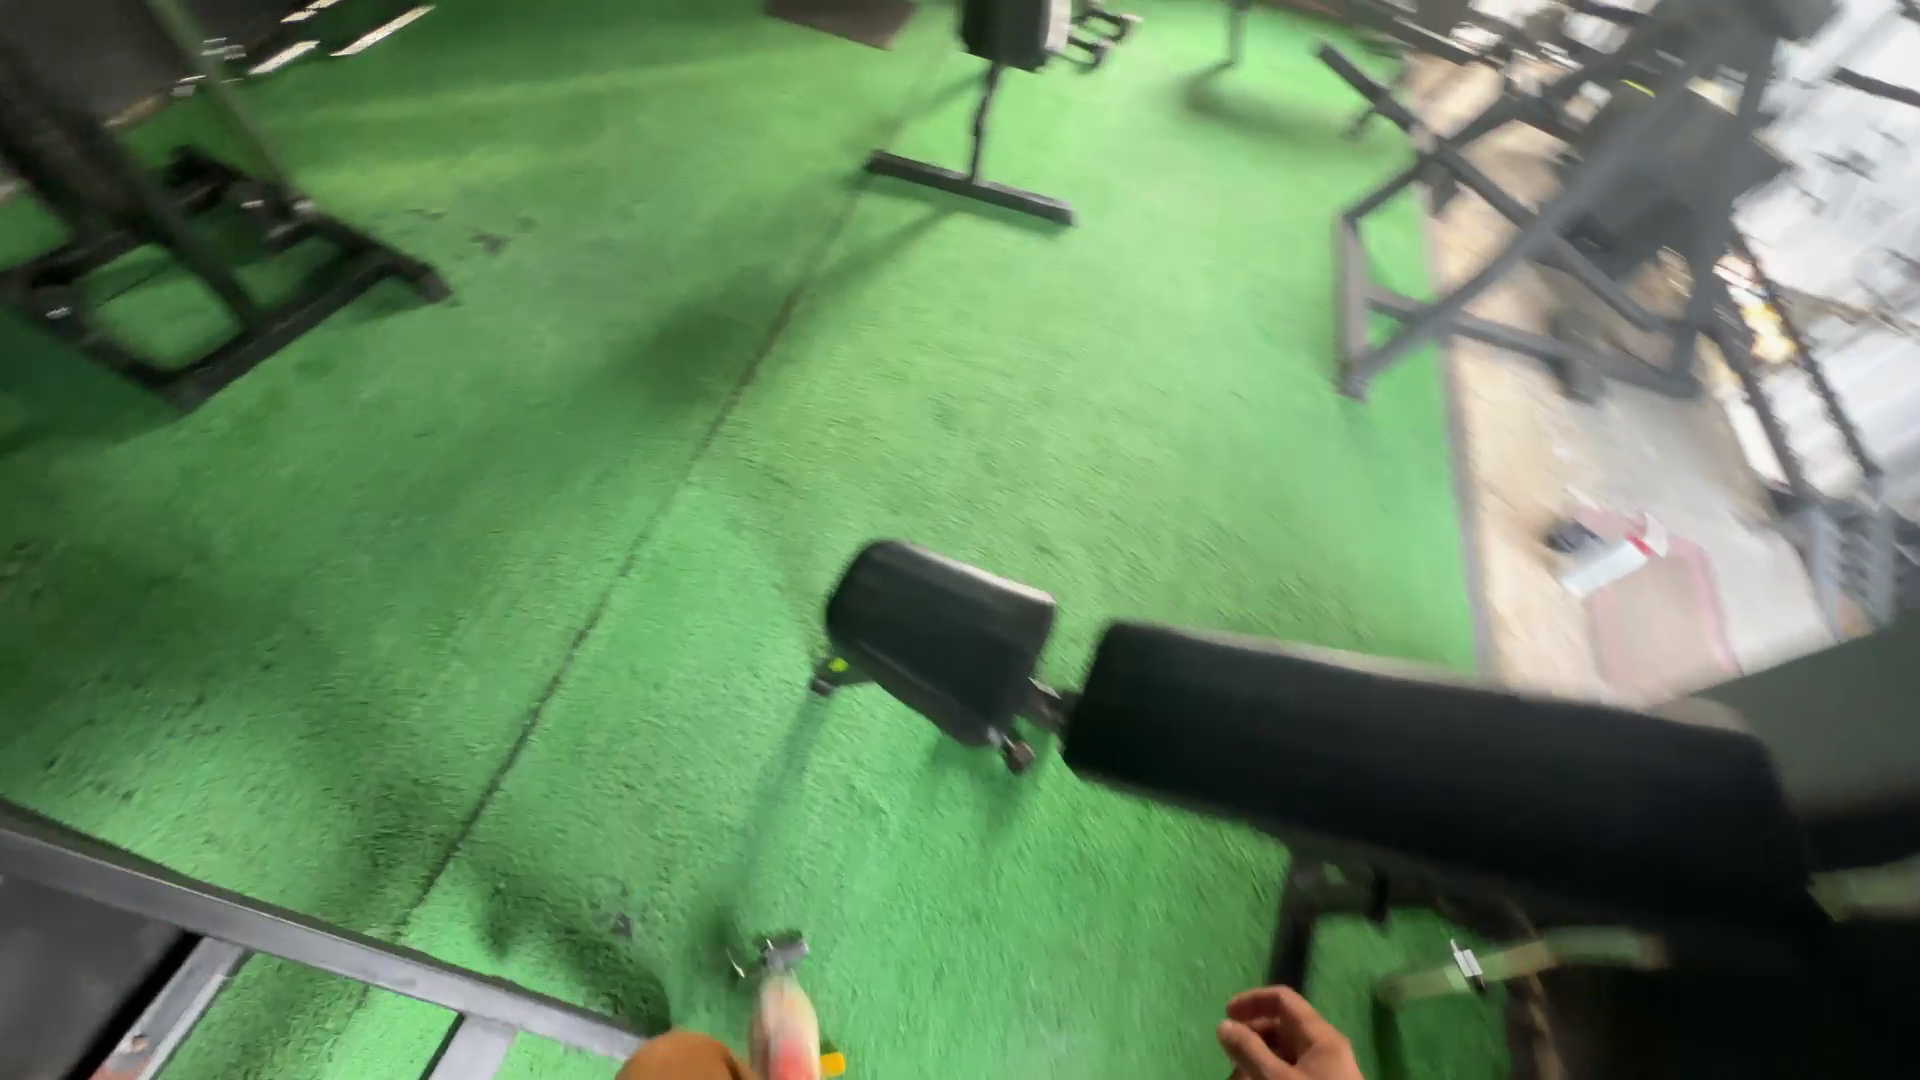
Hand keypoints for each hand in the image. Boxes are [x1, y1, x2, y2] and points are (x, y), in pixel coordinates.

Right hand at [1216, 986, 1363, 1079]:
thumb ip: (1248, 1050)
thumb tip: (1224, 1025)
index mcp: (1321, 1037)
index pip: (1282, 1000)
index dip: (1252, 1001)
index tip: (1226, 1016)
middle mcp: (1326, 1050)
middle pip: (1282, 1028)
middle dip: (1251, 1039)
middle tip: (1230, 1058)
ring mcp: (1326, 1074)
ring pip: (1284, 1056)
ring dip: (1258, 1063)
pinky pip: (1291, 1077)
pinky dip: (1270, 1078)